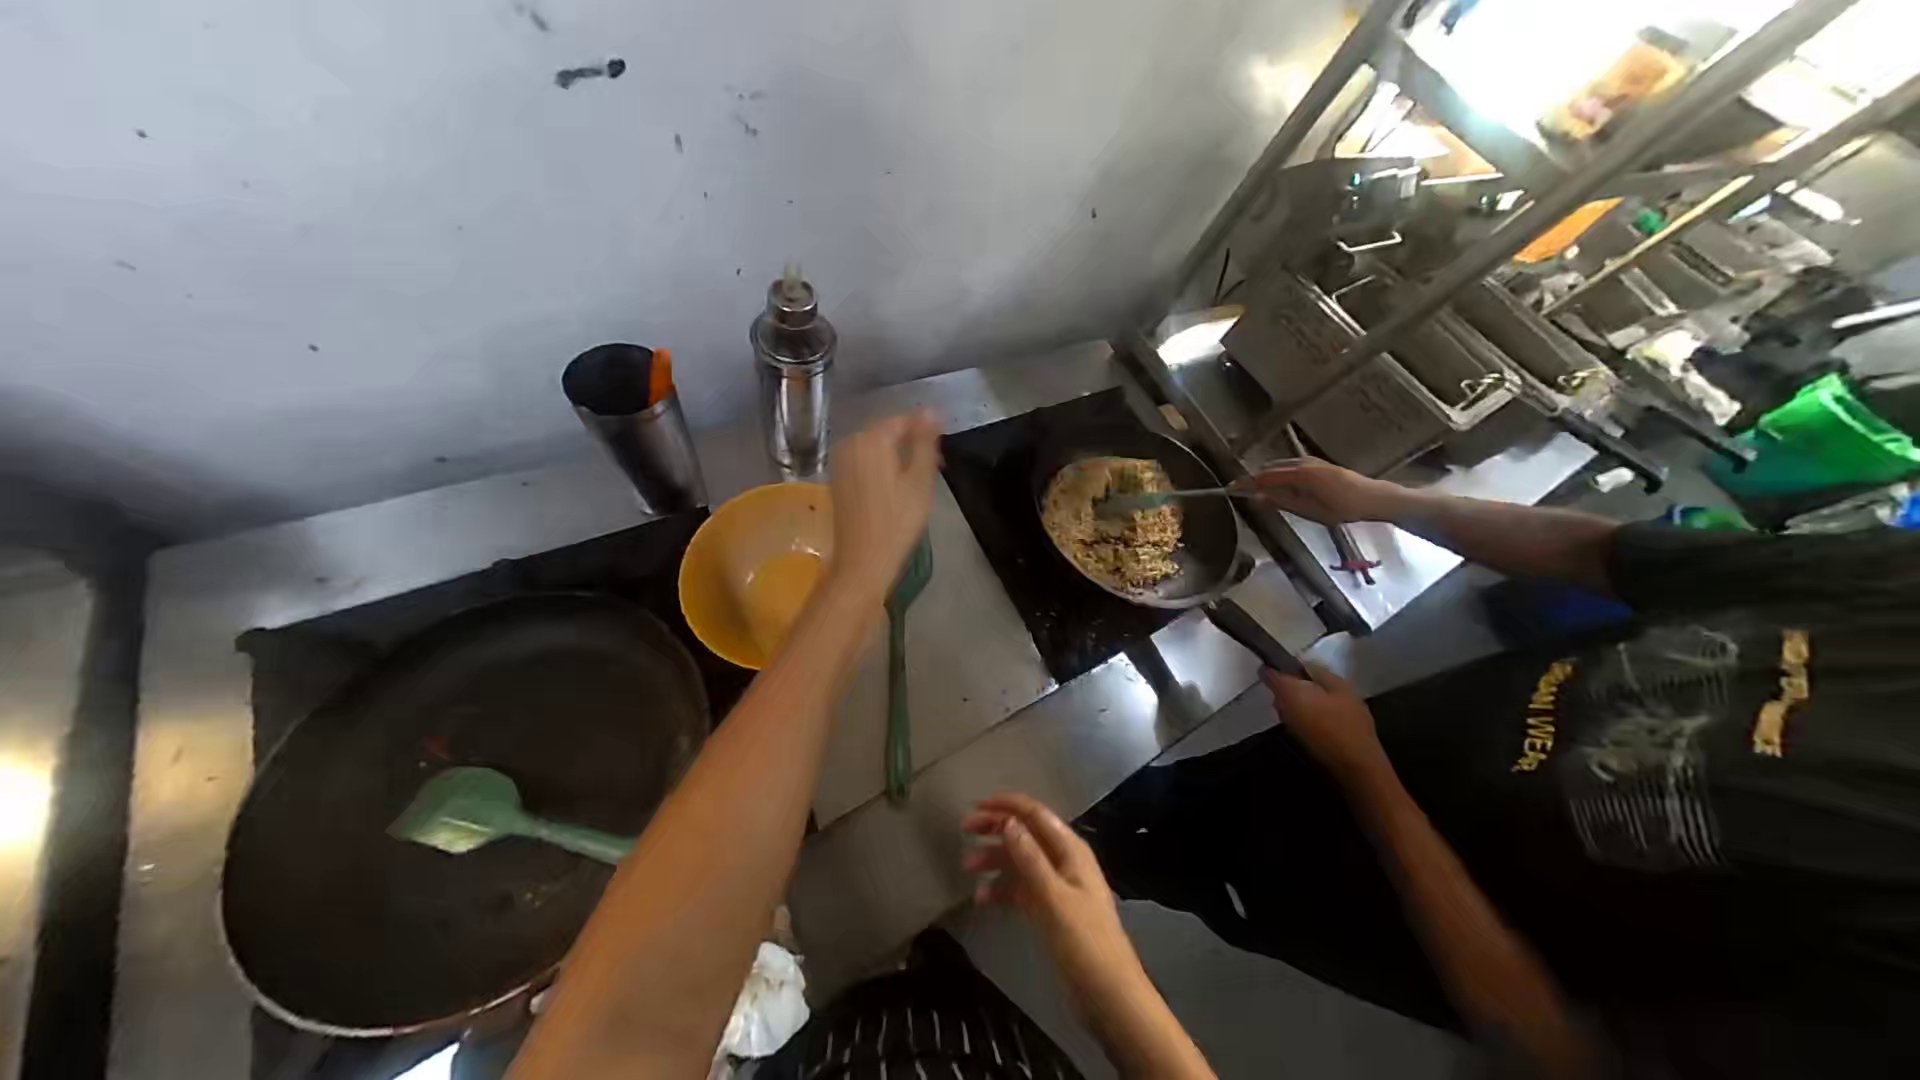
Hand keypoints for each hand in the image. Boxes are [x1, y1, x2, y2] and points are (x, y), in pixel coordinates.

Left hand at [826, 410, 940, 601]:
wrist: (863, 561)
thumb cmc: (897, 522)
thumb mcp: (920, 480)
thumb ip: (924, 441)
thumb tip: (930, 409)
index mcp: (871, 439)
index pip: (904, 421)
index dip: (925, 436)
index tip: (939, 460)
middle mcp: (850, 444)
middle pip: (887, 433)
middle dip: (909, 446)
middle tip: (931, 473)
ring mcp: (840, 462)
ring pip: (875, 449)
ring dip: (895, 459)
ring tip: (914, 485)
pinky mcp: (837, 480)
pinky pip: (863, 463)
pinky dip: (879, 470)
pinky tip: (893, 493)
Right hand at [961, 794, 1147, 1011]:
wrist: (1108, 995)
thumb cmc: (1083, 941)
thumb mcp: (1053, 897)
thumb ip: (1029, 857)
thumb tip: (1007, 820)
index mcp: (1070, 850)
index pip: (1036, 814)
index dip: (1007, 805)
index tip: (976, 804)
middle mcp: (1064, 861)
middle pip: (1026, 833)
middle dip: (996, 828)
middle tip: (965, 828)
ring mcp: (1057, 886)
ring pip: (1020, 861)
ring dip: (995, 859)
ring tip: (967, 867)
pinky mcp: (1051, 910)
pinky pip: (1021, 888)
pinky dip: (1002, 889)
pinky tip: (983, 899)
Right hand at [1250, 458, 1398, 524]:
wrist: (1373, 498)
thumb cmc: (1342, 508)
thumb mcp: (1308, 510)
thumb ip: (1280, 502)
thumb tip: (1255, 498)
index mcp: (1298, 474)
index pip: (1263, 476)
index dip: (1246, 482)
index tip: (1231, 488)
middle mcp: (1302, 462)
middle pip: (1269, 469)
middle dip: (1254, 479)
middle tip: (1242, 492)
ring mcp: (1310, 461)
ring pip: (1279, 466)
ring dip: (1266, 477)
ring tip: (1258, 491)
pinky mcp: (1317, 463)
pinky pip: (1289, 466)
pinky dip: (1278, 474)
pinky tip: (1279, 485)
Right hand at [1261, 663, 1389, 783]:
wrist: (1358, 771)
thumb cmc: (1325, 727)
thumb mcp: (1293, 695)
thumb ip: (1278, 679)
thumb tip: (1266, 668)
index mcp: (1336, 679)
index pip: (1305, 666)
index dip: (1284, 671)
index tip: (1269, 684)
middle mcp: (1348, 695)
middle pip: (1310, 688)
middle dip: (1291, 695)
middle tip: (1277, 706)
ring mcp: (1353, 719)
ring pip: (1316, 709)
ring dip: (1299, 715)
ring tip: (1288, 726)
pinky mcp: (1352, 741)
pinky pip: (1324, 728)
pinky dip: (1311, 731)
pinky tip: (1304, 740)